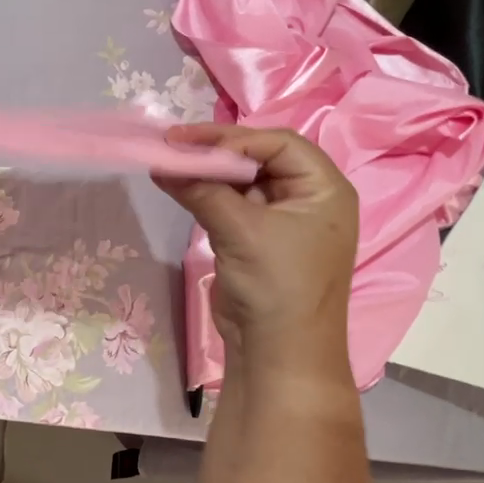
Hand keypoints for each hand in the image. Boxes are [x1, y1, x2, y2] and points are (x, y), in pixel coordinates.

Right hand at [154, 124, 357, 363]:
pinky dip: (203, 193)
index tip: (181, 139)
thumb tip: (160, 163)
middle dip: (214, 152)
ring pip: (240, 181)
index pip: (276, 144)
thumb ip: (202, 191)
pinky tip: (177, 187)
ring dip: (205, 172)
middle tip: (169, 147)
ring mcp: (279, 219)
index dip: (228, 137)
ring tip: (167, 164)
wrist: (277, 345)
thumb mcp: (241, 231)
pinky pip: (228, 204)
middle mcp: (306, 198)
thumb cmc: (277, 283)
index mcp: (323, 189)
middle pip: (257, 159)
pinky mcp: (254, 238)